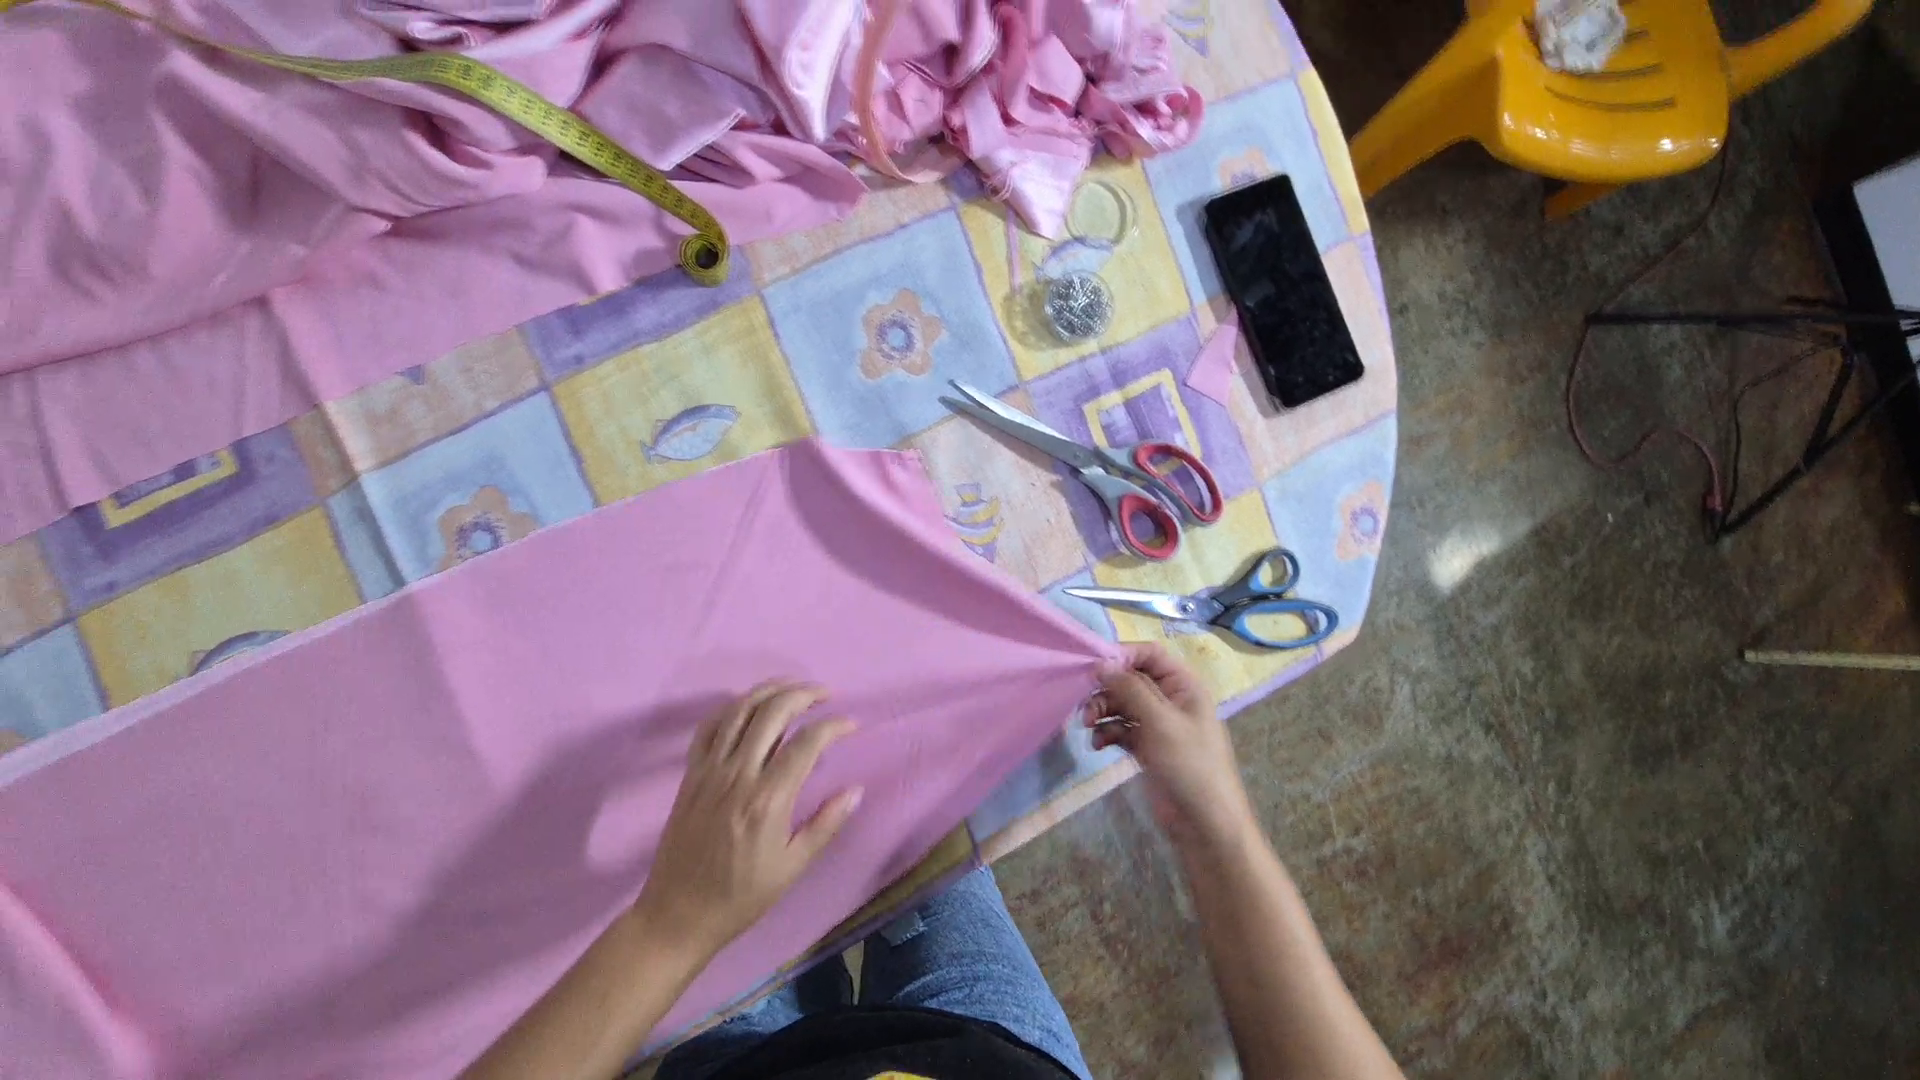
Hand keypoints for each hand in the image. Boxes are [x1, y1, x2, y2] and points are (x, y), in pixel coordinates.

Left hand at [634, 681, 862, 957]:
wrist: (678, 914)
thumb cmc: (741, 897)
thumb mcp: (792, 867)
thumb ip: (826, 824)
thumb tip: (856, 790)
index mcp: (768, 800)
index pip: (806, 743)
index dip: (833, 726)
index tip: (851, 725)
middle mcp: (738, 775)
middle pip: (772, 712)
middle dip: (803, 694)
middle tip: (826, 694)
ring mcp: (710, 770)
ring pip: (740, 710)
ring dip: (769, 690)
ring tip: (793, 687)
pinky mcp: (690, 774)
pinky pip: (709, 727)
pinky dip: (731, 707)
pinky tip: (749, 705)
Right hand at [1086, 644, 1254, 843]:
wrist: (1204, 823)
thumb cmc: (1189, 765)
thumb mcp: (1159, 721)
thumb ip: (1129, 688)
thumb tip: (1101, 663)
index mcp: (1184, 686)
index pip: (1150, 654)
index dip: (1123, 655)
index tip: (1094, 667)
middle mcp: (1170, 700)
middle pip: (1131, 679)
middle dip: (1106, 689)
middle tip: (1084, 706)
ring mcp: (1158, 725)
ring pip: (1122, 704)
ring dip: (1102, 711)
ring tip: (1087, 727)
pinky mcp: (1146, 748)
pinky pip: (1120, 729)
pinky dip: (1107, 733)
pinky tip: (1097, 745)